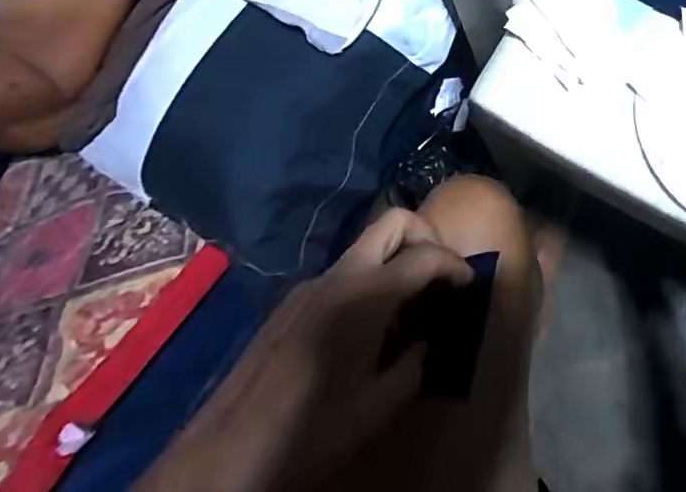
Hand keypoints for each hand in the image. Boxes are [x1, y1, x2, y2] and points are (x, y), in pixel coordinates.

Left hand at [140, 209, 473, 491]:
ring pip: (367, 247)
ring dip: (397, 259)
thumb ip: (414, 364)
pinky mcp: (289, 306)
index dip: (456, 264)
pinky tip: (369, 327)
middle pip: (394, 222)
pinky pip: (344, 274)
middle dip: (427, 236)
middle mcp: (337, 277)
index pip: (426, 255)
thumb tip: (424, 343)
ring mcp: (308, 288)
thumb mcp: (378, 407)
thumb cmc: (307, 432)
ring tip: (408, 306)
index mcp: (364, 295)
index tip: (469, 284)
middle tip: (440, 273)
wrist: (216, 463)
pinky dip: (370, 281)